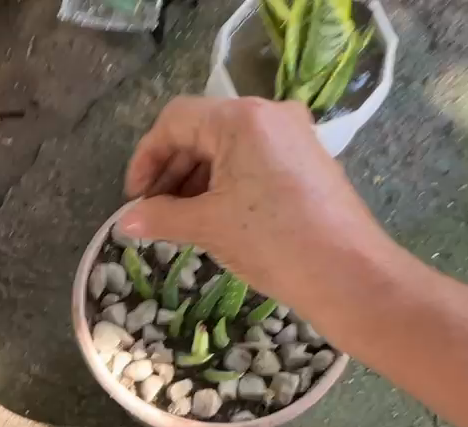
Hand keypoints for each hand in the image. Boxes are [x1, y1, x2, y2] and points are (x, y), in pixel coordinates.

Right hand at [121, 97, 409, 337]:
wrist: (344, 271)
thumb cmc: (272, 241)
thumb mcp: (207, 227)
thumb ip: (160, 218)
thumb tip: (123, 221)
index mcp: (241, 119)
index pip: (175, 121)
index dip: (146, 157)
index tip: (133, 199)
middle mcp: (268, 114)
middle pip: (200, 131)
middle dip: (169, 172)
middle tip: (152, 214)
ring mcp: (290, 135)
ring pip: (224, 149)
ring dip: (193, 182)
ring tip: (178, 222)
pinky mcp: (302, 159)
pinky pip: (249, 162)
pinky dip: (222, 185)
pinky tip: (211, 219)